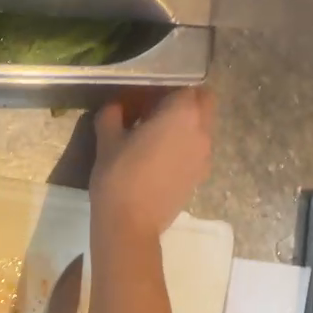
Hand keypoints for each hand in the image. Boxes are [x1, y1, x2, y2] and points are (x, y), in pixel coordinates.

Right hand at [90, 86, 214, 243]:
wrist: (130, 227)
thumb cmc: (118, 179)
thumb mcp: (107, 142)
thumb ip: (112, 115)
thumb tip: (115, 106)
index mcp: (182, 112)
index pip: (181, 85)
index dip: (162, 89)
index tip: (143, 100)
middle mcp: (201, 129)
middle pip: (203, 101)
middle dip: (184, 102)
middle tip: (157, 114)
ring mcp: (204, 156)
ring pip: (203, 127)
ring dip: (186, 126)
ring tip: (158, 141)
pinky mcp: (200, 177)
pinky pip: (197, 152)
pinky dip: (185, 149)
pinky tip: (162, 163)